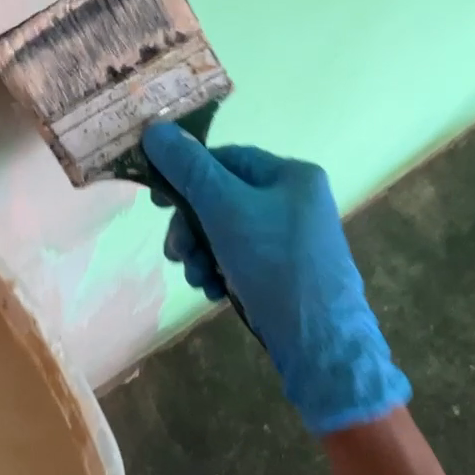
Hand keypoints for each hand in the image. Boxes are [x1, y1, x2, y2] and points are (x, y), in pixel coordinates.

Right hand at [141, 121, 410, 432]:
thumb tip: (154, 130)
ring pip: (226, 233)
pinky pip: (240, 260)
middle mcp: (295, 202)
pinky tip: (216, 292)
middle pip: (222, 199)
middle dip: (192, 227)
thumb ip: (188, 169)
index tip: (157, 203)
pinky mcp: (285, 273)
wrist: (321, 344)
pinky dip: (221, 273)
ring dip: (202, 254)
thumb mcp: (225, 209)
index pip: (225, 159)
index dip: (187, 176)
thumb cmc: (275, 265)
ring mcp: (291, 240)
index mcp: (291, 175)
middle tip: (177, 254)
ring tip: (199, 279)